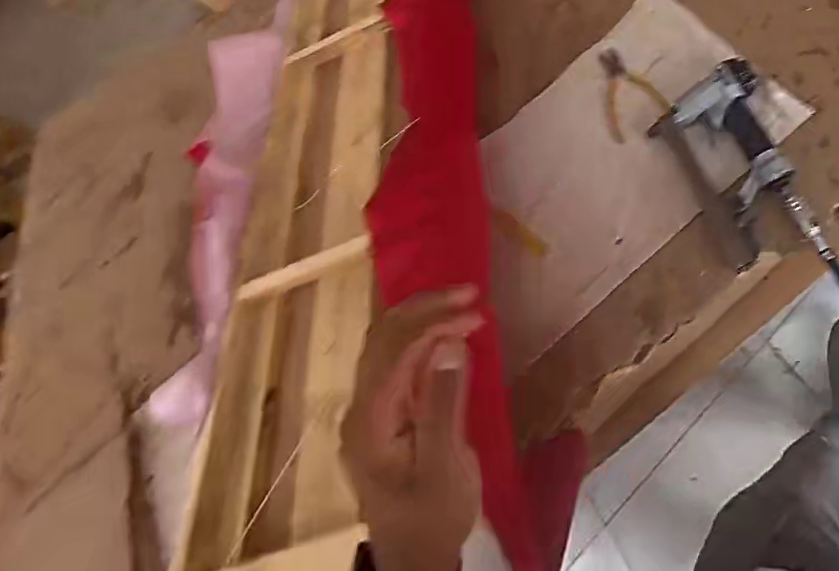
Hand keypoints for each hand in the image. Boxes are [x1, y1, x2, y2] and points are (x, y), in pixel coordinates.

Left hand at [341, 285, 485, 570]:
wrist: (416, 557)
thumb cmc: (434, 513)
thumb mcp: (444, 464)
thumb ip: (444, 402)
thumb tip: (451, 342)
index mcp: (370, 419)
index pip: (396, 349)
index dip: (435, 321)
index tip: (478, 311)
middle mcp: (361, 407)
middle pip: (383, 337)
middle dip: (426, 308)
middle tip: (472, 295)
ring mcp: (369, 409)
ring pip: (385, 343)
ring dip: (423, 316)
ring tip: (464, 304)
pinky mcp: (384, 412)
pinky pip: (396, 358)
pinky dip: (422, 334)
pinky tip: (448, 330)